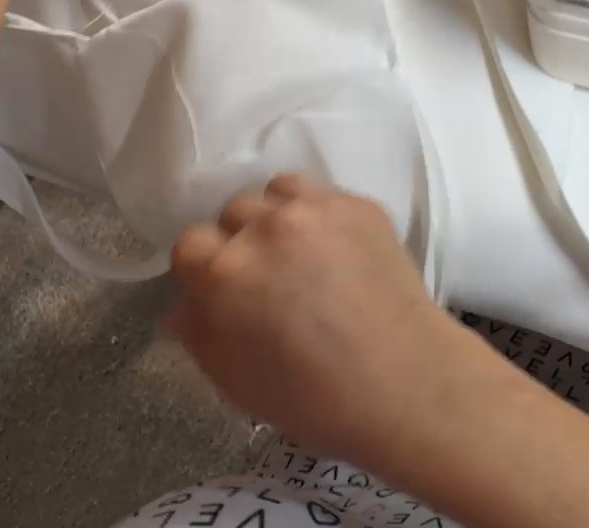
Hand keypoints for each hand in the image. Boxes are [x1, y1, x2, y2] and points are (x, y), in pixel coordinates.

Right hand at [167, 175, 492, 467]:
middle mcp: (268, 228)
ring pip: (278, 190)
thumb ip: (199, 335)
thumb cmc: (313, 398)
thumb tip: (183, 304)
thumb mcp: (236, 382)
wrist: (405, 382)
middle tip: (266, 275)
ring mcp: (318, 209)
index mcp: (227, 272)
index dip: (202, 268)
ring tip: (299, 251)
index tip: (220, 288)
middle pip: (234, 211)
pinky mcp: (360, 204)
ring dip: (278, 215)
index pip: (189, 243)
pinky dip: (321, 216)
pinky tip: (338, 251)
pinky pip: (325, 195)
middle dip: (240, 240)